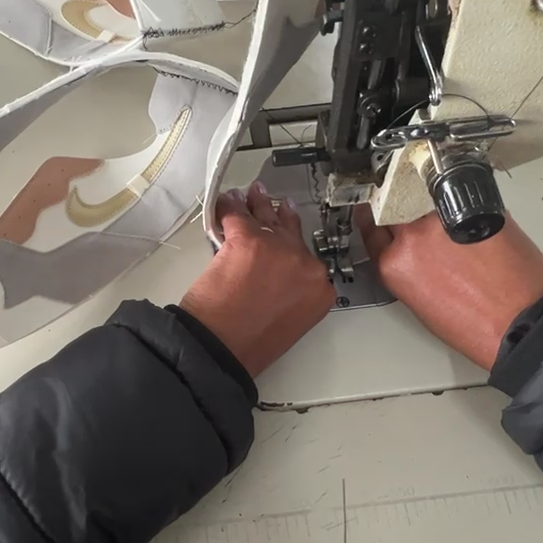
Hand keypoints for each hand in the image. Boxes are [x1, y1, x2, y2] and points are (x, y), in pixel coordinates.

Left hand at [180, 183, 335, 377]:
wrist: (223, 347)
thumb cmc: (250, 344)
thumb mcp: (289, 323)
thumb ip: (293, 295)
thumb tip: (277, 280)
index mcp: (320, 290)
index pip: (310, 258)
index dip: (294, 245)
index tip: (289, 237)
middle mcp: (304, 264)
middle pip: (291, 233)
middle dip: (281, 218)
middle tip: (278, 207)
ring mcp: (277, 248)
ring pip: (267, 217)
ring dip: (258, 204)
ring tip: (254, 194)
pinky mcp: (247, 239)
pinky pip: (236, 214)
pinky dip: (228, 207)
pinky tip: (227, 201)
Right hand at [358, 207, 542, 369]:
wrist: (518, 323)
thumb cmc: (474, 323)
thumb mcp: (420, 302)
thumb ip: (406, 269)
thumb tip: (411, 250)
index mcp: (394, 264)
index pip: (371, 229)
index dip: (371, 217)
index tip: (372, 211)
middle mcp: (413, 237)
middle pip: (395, 205)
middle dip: (400, 208)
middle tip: (413, 215)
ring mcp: (444, 219)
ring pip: (426, 198)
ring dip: (432, 206)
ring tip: (450, 226)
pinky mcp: (475, 208)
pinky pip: (458, 199)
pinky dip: (461, 208)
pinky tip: (470, 226)